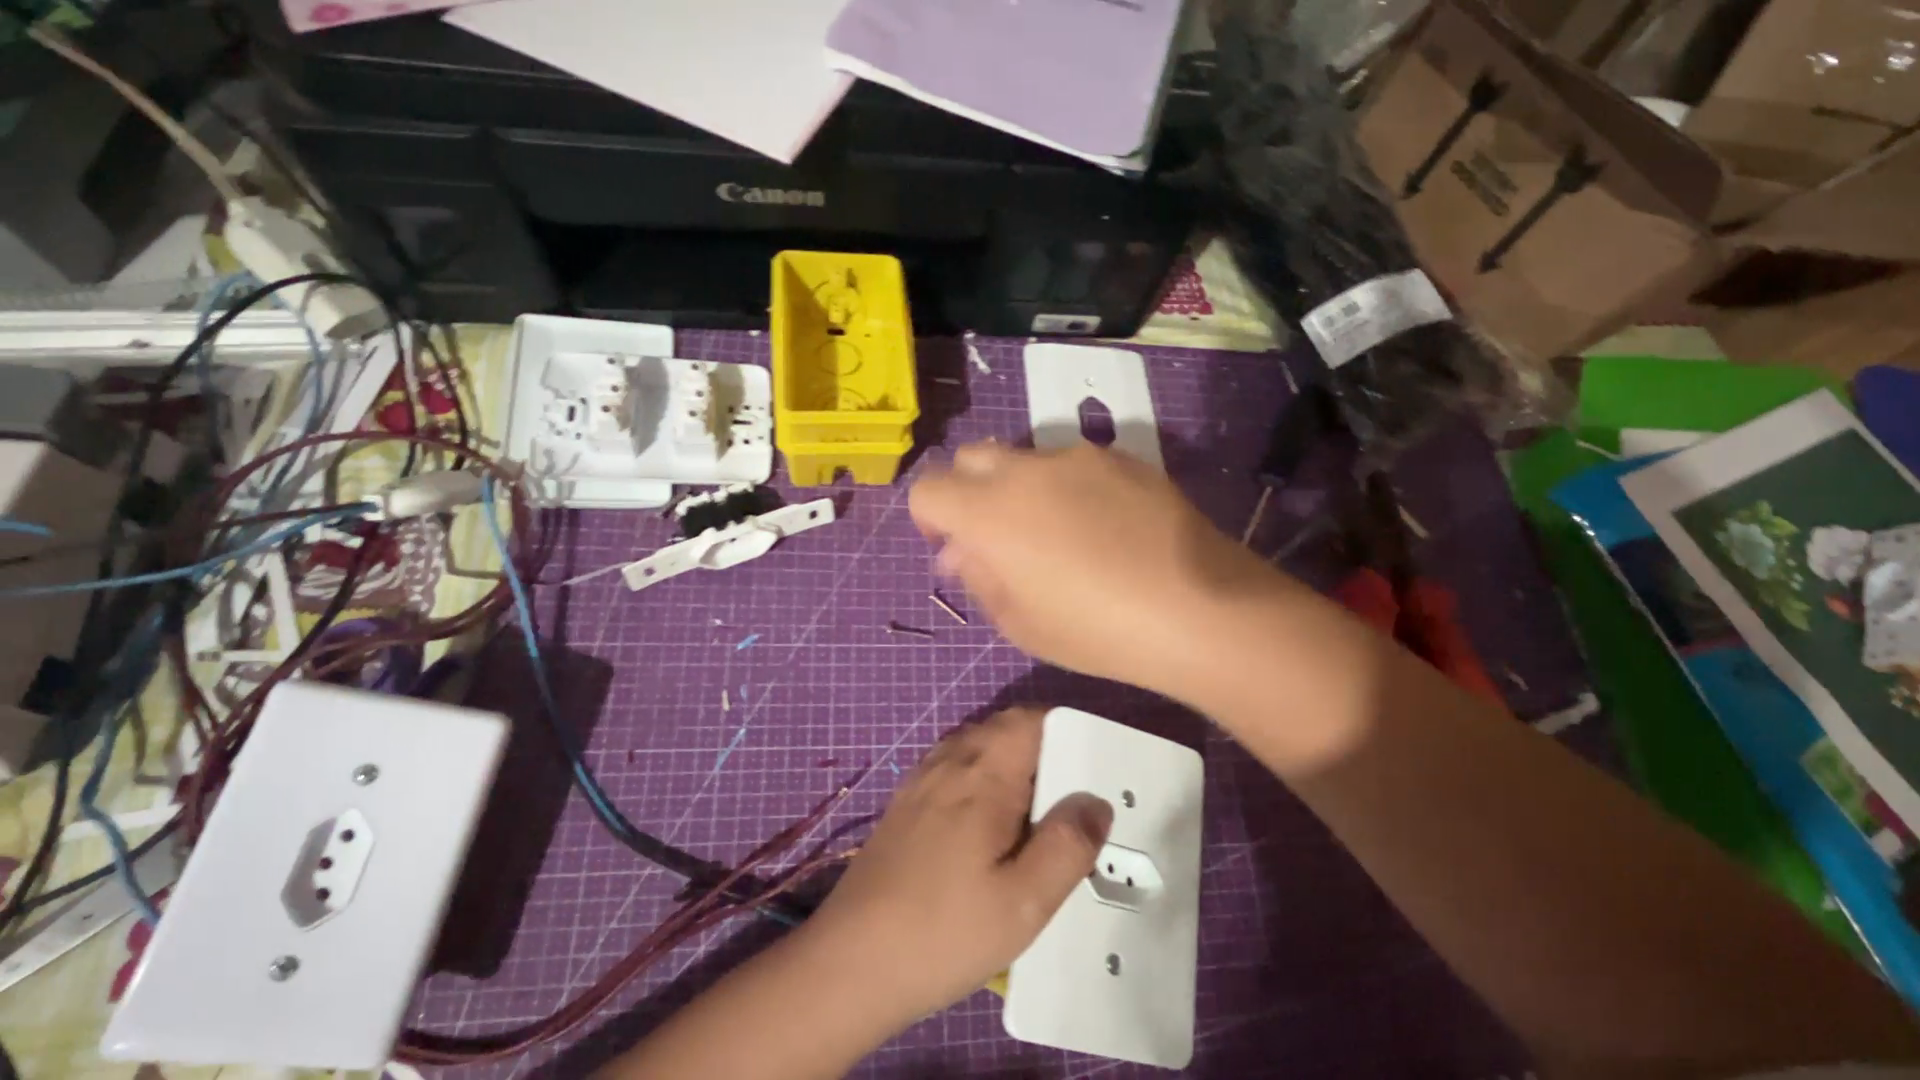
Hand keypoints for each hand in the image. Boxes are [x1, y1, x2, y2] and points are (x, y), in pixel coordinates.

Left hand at [801, 708, 1111, 1024]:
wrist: (849, 965)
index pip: (1030, 719)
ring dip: (1011, 773)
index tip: (1096, 771)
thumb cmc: (944, 933)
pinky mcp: (902, 811)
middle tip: (1074, 807)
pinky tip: (989, 838)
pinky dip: (980, 788)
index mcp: (981, 774)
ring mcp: (918, 786)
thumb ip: (1068, 844)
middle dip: (1044, 754)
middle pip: (1003, 732)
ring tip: (1037, 825)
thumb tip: (1095, 801)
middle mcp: (946, 765)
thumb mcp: (1025, 901)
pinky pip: (952, 776)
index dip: (1068, 733)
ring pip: (976, 753)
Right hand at [909, 441, 1295, 707]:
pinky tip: (1105, 529)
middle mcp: (1026, 470)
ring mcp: (1079, 457)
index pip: (928, 490)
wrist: (1198, 609)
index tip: (953, 549)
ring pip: (1026, 458)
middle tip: (996, 537)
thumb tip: (961, 551)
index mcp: (988, 512)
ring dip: (1022, 488)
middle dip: (969, 491)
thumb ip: (978, 577)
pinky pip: (1076, 463)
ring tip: (1060, 536)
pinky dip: (1070, 488)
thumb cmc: (1096, 631)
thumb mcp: (1019, 623)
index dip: (931, 520)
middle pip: (971, 458)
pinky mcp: (1124, 458)